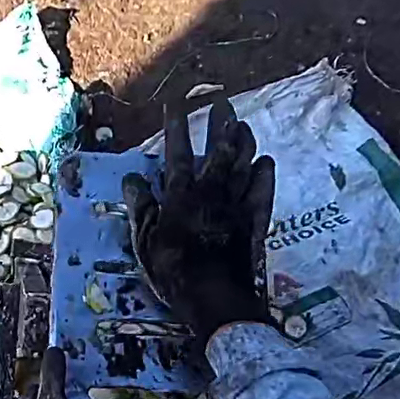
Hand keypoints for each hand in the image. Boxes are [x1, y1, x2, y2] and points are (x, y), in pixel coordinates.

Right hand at [121, 98, 277, 344]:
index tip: (175, 104)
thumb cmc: (172, 270)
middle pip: (218, 152)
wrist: (214, 296)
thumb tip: (132, 178)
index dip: (176, 127)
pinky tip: (266, 162)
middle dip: (219, 125)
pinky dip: (264, 176)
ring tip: (243, 124)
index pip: (177, 153)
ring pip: (242, 166)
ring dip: (243, 143)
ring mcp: (236, 206)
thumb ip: (142, 207)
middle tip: (222, 102)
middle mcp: (211, 193)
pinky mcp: (254, 222)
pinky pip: (261, 193)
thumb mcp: (145, 240)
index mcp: (181, 195)